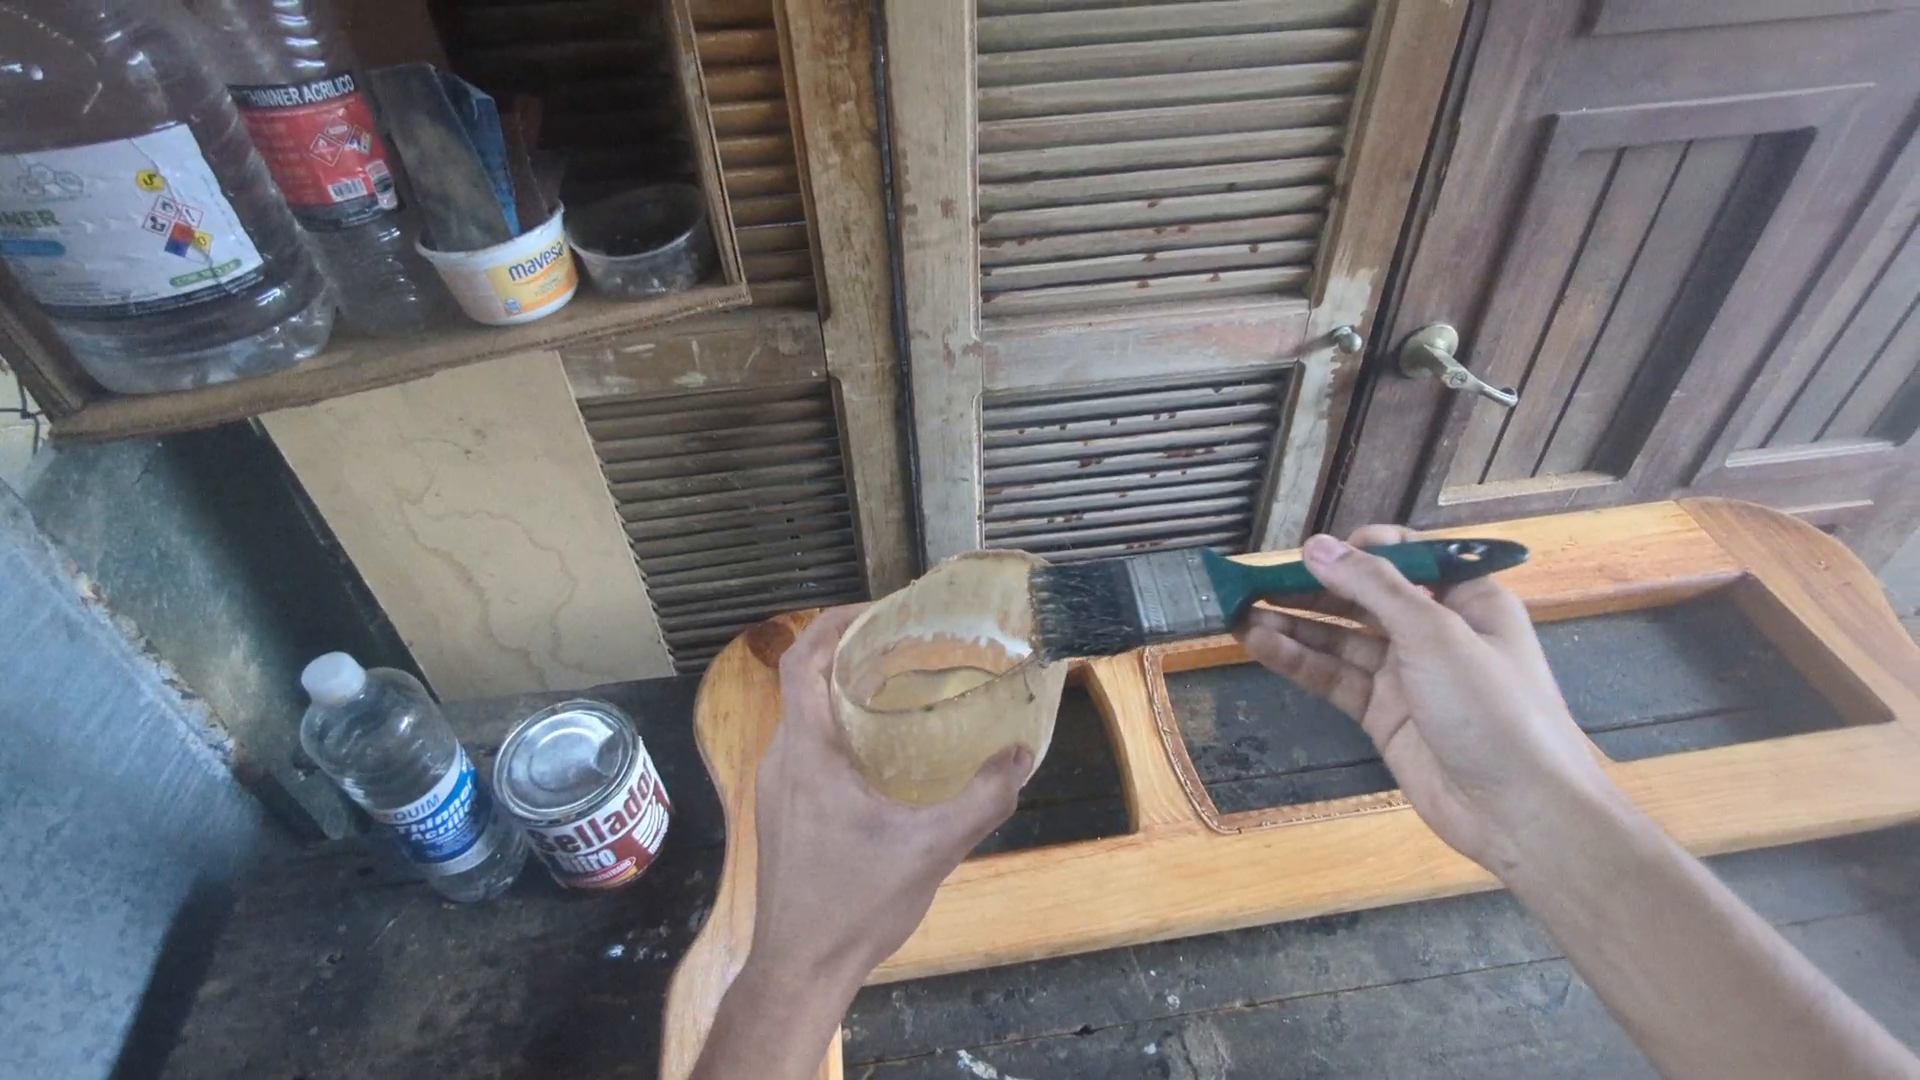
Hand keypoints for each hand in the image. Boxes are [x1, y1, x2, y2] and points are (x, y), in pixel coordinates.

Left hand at [749, 604, 1033, 991]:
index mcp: (808, 752)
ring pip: (803, 715)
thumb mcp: (931, 850)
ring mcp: (776, 786)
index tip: (875, 611)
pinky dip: (836, 727)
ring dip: (841, 692)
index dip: (831, 624)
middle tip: (902, 647)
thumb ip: (981, 800)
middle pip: (803, 681)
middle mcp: (782, 758)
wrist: (799, 969)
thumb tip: (1020, 756)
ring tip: (896, 691)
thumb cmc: (855, 903)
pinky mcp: (781, 810)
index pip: (801, 662)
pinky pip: (805, 746)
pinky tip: (880, 753)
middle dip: (847, 653)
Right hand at [1233, 526, 1616, 874]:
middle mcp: (1432, 631)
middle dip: (1310, 589)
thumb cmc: (1493, 709)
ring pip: (1338, 638)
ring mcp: (1404, 674)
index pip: (1406, 557)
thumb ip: (1371, 586)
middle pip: (1361, 597)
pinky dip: (1297, 660)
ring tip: (1240, 613)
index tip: (1314, 553)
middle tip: (1255, 582)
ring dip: (1292, 624)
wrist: (1521, 814)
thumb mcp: (1434, 633)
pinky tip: (1260, 645)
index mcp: (1465, 600)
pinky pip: (1332, 676)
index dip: (1358, 549)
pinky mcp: (1380, 712)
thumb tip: (1315, 546)